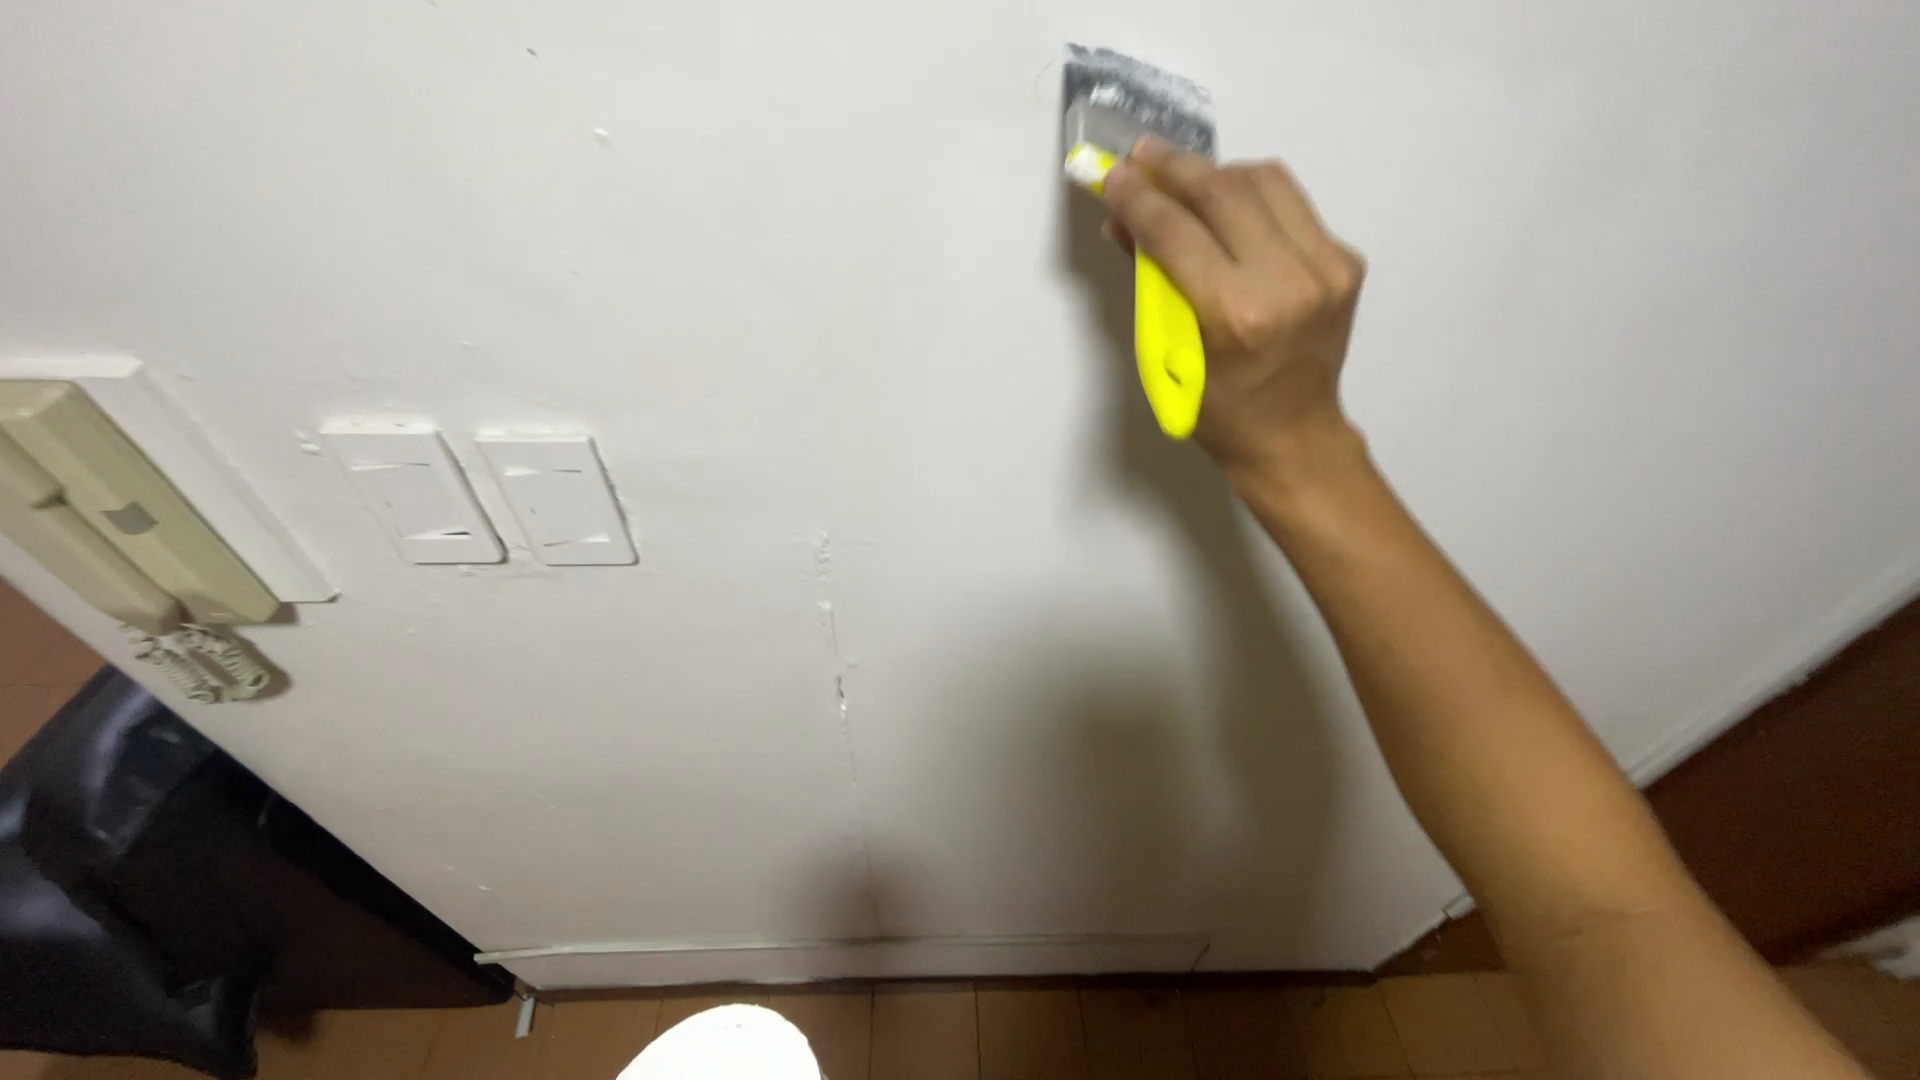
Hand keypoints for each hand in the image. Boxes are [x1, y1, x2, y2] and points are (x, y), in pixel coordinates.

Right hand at [1102, 136, 1365, 476]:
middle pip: (1224, 193)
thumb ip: (1152, 280)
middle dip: (1175, 168)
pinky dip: (1251, 196)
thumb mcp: (1171, 354)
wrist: (1292, 434)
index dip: (1140, 198)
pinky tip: (1226, 206)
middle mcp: (1289, 282)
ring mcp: (1326, 267)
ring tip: (1181, 176)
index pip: (1179, 233)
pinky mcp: (1345, 261)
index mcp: (1237, 316)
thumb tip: (1127, 222)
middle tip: (1142, 155)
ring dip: (1215, 172)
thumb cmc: (1219, 412)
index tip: (1114, 176)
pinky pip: (1290, 205)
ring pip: (1264, 182)